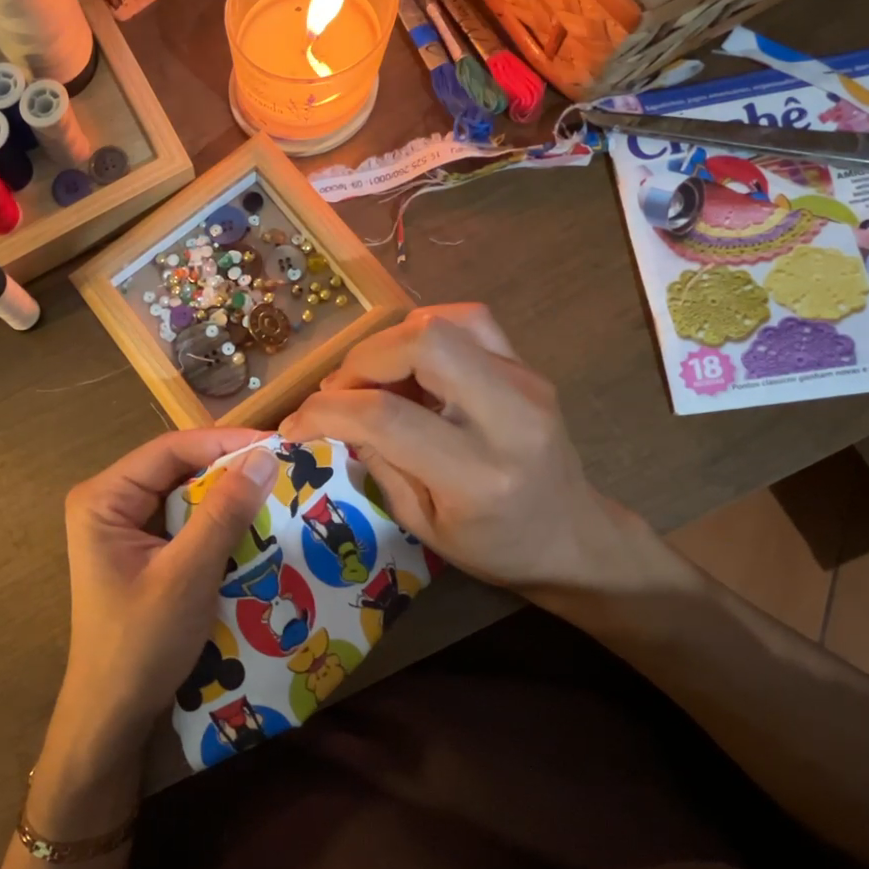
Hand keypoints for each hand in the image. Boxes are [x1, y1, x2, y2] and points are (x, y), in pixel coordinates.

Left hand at [57, 428, 276, 754]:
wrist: (112, 712)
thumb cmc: (141, 644)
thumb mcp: (187, 575)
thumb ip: (224, 514)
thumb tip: (263, 457)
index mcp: (102, 499)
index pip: (168, 450)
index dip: (222, 443)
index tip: (276, 445)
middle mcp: (106, 504)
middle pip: (174, 469)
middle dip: (227, 469)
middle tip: (284, 468)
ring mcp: (121, 530)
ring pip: (182, 497)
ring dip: (225, 499)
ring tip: (277, 492)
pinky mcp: (138, 554)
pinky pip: (181, 526)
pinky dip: (215, 526)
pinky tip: (252, 529)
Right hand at [280, 304, 680, 596]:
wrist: (573, 538)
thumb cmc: (493, 547)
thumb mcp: (421, 524)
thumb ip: (378, 463)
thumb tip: (336, 417)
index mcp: (477, 474)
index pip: (385, 416)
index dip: (325, 412)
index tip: (296, 425)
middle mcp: (508, 416)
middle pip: (421, 344)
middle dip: (359, 362)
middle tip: (337, 394)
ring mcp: (525, 381)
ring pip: (443, 322)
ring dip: (388, 342)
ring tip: (368, 378)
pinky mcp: (526, 366)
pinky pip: (468, 321)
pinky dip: (421, 331)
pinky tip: (404, 362)